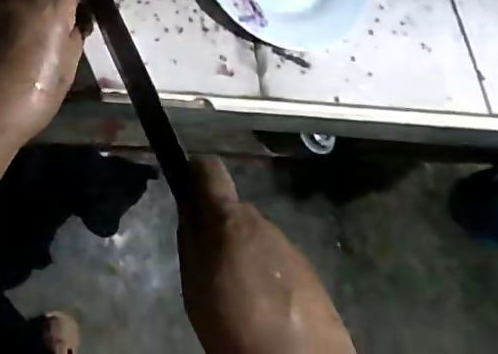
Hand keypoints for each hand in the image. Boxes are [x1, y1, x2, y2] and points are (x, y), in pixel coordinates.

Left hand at [0, 0, 87, 143]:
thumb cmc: (39, 91)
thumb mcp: (69, 66)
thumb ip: (75, 35)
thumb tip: (77, 22)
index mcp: (54, 7)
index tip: (83, 4)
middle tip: (63, 11)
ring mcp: (5, 7)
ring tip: (41, 25)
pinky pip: (10, 6)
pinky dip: (20, 12)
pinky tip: (22, 37)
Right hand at [179, 158, 355, 353]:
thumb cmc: (237, 327)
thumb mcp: (196, 288)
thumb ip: (191, 242)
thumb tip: (189, 209)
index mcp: (229, 220)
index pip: (210, 169)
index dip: (196, 173)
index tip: (187, 189)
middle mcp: (261, 221)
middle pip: (234, 212)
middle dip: (221, 231)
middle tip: (213, 270)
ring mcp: (289, 245)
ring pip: (257, 238)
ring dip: (246, 256)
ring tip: (241, 298)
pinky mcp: (310, 272)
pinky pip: (278, 261)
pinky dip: (268, 276)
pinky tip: (267, 310)